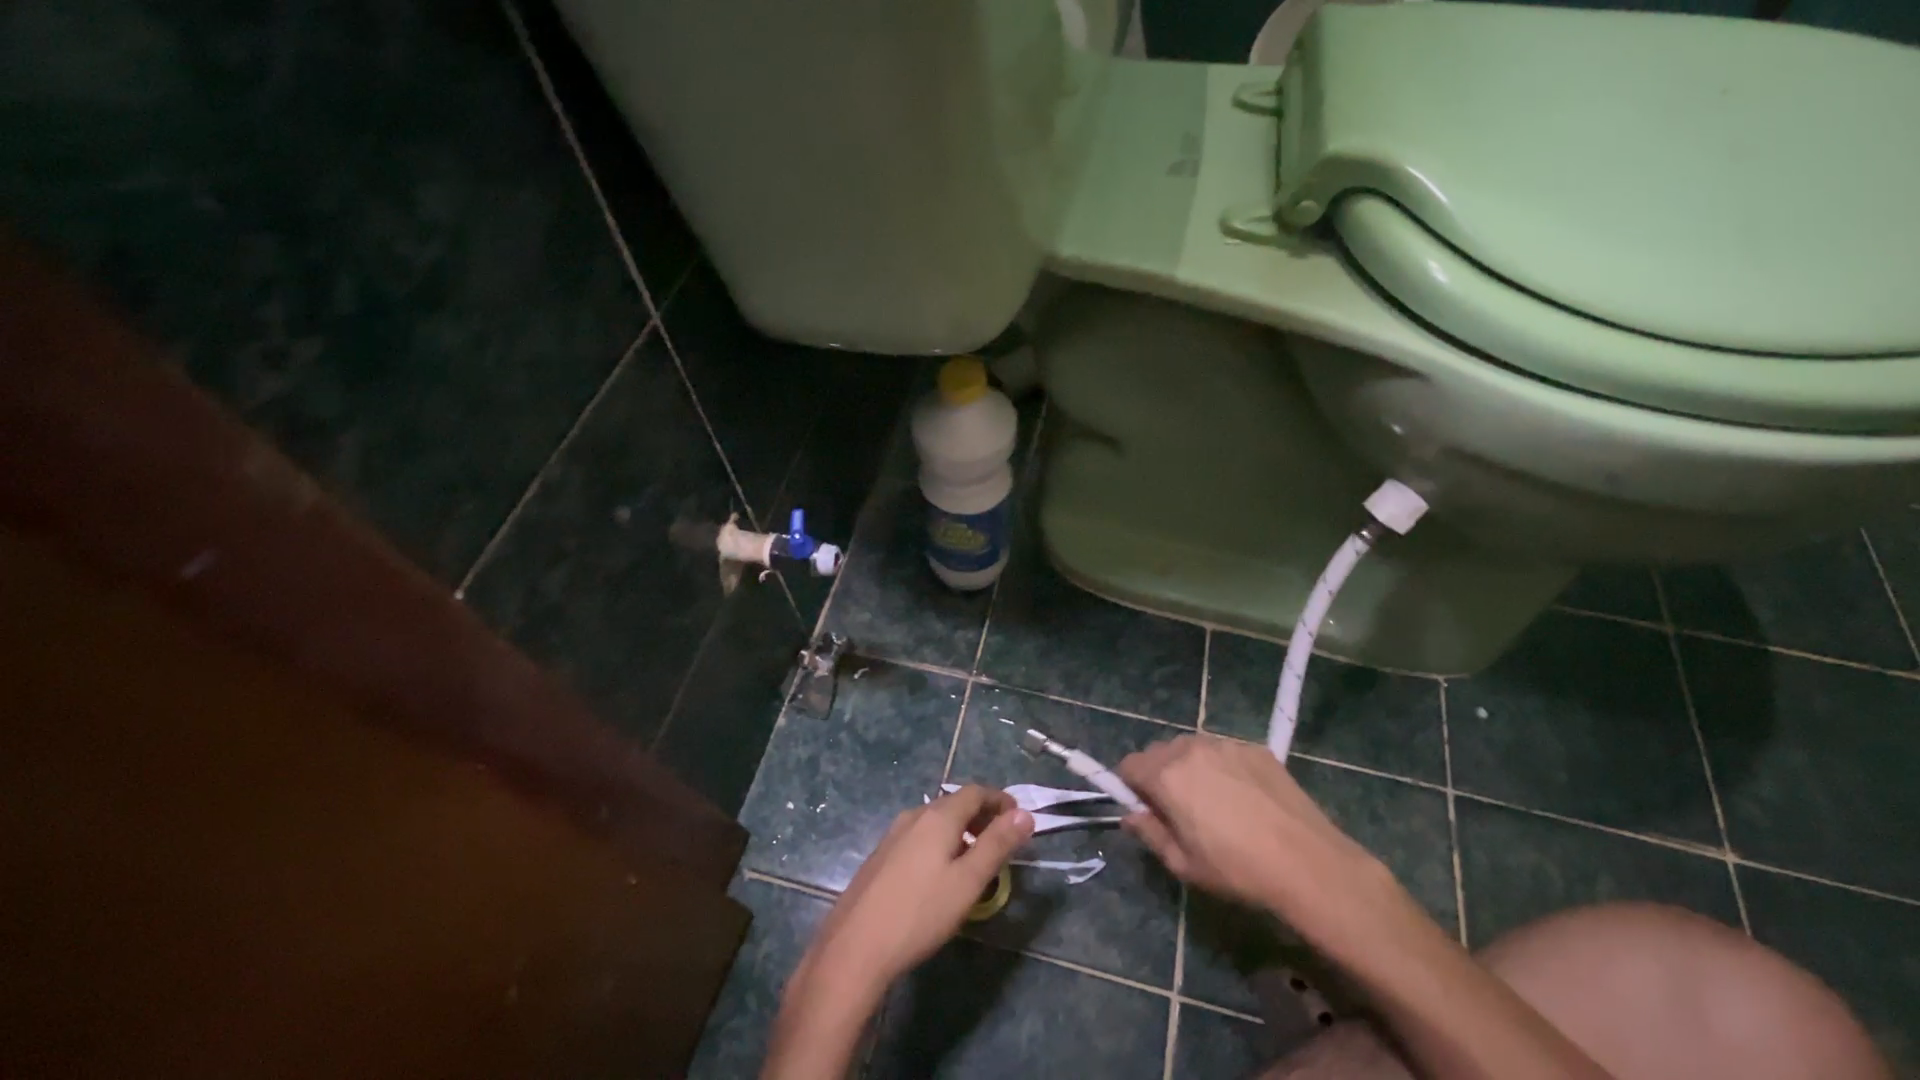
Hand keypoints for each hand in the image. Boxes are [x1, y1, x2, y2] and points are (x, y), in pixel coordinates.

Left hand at [796, 785, 1032, 995]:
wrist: (855, 947)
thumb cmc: (920, 913)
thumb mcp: (968, 881)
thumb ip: (997, 845)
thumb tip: (1025, 814)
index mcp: (937, 817)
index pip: (975, 792)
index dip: (1000, 801)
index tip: (1020, 820)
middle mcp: (913, 817)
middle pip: (954, 804)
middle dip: (982, 816)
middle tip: (1003, 840)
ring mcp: (892, 836)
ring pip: (935, 822)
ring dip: (961, 831)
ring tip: (977, 859)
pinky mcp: (880, 857)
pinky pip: (919, 837)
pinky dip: (940, 843)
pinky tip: (942, 874)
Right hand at [1117, 736, 1388, 915]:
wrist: (1307, 863)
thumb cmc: (1236, 869)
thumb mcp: (1182, 863)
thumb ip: (1149, 833)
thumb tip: (1131, 816)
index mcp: (1166, 776)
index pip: (1128, 765)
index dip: (1130, 788)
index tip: (1147, 812)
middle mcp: (1191, 749)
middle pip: (1158, 753)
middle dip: (1159, 776)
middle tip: (1179, 811)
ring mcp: (1226, 744)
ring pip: (1192, 748)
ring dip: (1190, 768)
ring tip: (1214, 803)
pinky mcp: (1256, 748)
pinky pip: (1224, 751)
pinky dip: (1222, 767)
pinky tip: (1244, 798)